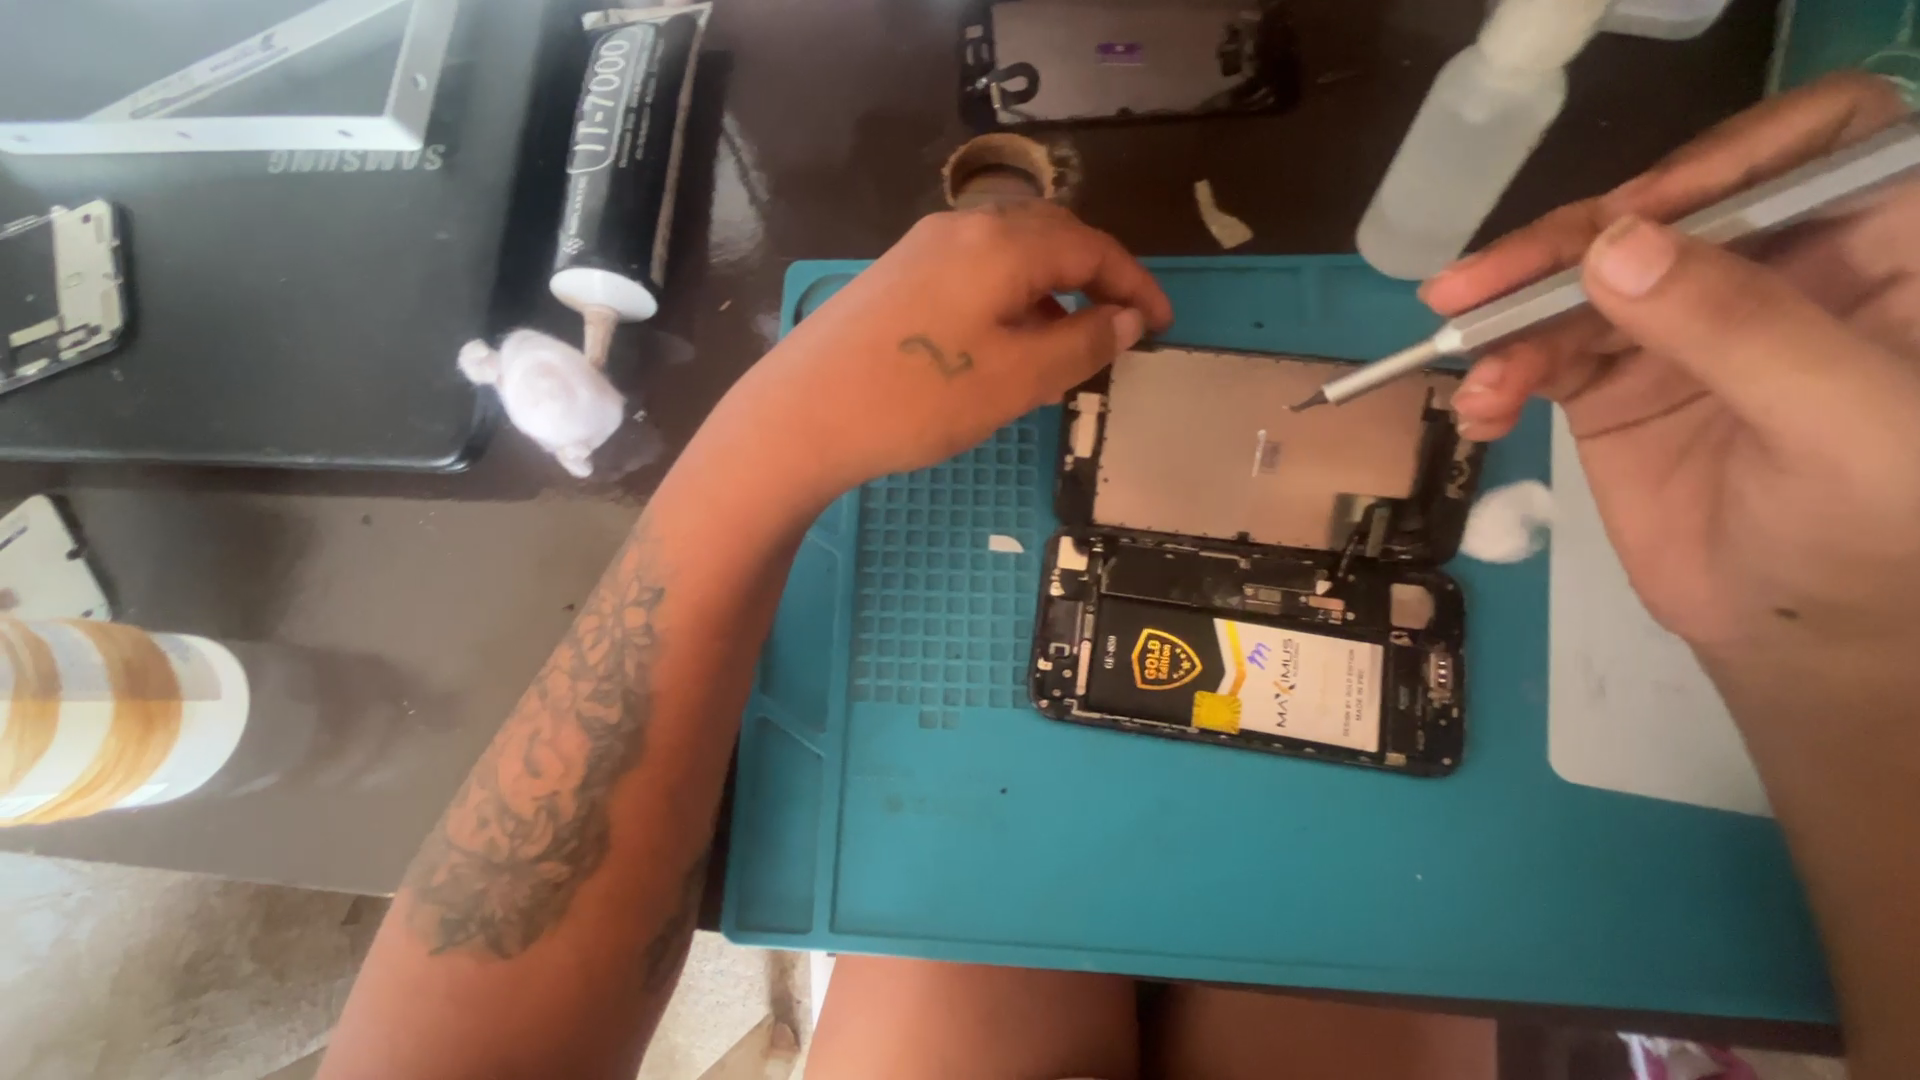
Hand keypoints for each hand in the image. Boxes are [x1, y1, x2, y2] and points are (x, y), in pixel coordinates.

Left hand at [723, 200, 1172, 499]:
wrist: (801, 416)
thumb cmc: (918, 401)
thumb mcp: (1017, 380)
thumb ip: (1082, 343)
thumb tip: (1129, 317)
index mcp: (1002, 243)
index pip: (1091, 247)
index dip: (1135, 284)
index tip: (1163, 324)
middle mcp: (963, 228)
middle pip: (1051, 239)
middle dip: (1095, 280)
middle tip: (1121, 328)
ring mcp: (922, 248)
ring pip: (1010, 258)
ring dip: (1051, 293)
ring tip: (1070, 346)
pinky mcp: (895, 276)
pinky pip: (974, 274)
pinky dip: (1009, 301)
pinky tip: (1006, 345)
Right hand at [1421, 73, 1919, 663]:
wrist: (1788, 631)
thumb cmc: (1873, 533)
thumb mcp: (1840, 426)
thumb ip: (1742, 327)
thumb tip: (1613, 245)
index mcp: (1876, 251)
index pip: (1806, 150)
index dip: (1715, 164)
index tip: (1623, 223)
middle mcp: (1770, 271)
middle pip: (1650, 218)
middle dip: (1554, 254)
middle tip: (1465, 292)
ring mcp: (1676, 327)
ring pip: (1572, 290)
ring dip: (1508, 335)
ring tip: (1479, 393)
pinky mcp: (1607, 380)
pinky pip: (1536, 355)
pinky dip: (1499, 381)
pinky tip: (1481, 418)